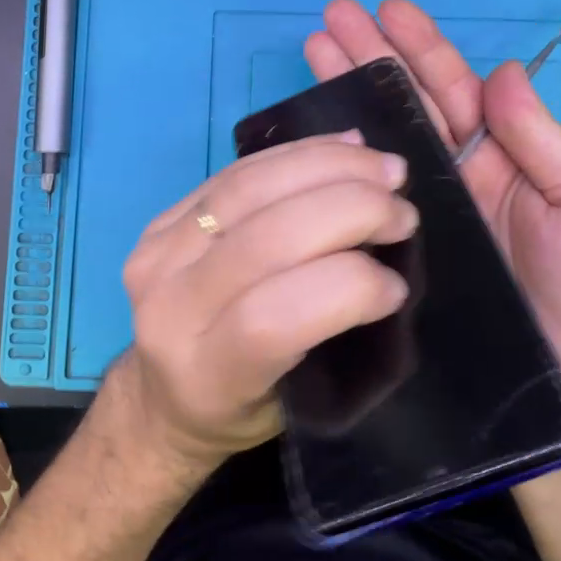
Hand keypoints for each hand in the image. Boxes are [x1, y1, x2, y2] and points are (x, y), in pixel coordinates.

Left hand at [115, 132, 418, 471]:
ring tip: (386, 170)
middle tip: (404, 213)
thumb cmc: (242, 412)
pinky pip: (236, 171)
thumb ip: (330, 341)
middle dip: (350, 211)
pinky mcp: (159, 220)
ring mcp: (157, 257)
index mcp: (205, 376)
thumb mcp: (294, 408)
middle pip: (264, 239)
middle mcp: (169, 311)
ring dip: (328, 168)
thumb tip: (385, 264)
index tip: (396, 286)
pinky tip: (346, 148)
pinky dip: (299, 154)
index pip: (271, 319)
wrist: (160, 398)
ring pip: (249, 189)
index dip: (345, 289)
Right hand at [304, 0, 560, 411]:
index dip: (422, 49)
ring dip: (348, 94)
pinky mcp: (401, 256)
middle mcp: (461, 178)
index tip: (386, 11)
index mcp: (508, 158)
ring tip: (313, 50)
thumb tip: (501, 71)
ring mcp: (428, 216)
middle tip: (330, 18)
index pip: (458, 89)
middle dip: (371, 57)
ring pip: (382, 143)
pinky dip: (339, 166)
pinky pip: (366, 203)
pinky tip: (311, 136)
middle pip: (410, 104)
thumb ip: (544, 141)